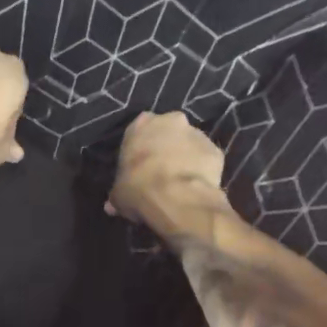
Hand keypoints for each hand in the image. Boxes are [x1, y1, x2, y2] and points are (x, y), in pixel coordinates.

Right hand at [106, 110, 231, 244]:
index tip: (140, 166)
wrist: (176, 199)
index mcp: (141, 124)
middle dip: (166, 147)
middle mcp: (171, 120)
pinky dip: (202, 170)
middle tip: (161, 171)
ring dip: (186, 157)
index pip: (139, 131)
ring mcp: (197, 133)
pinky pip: (206, 159)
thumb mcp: (119, 195)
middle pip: (168, 132)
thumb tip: (111, 206)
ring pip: (190, 143)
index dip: (140, 149)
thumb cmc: (139, 189)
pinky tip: (196, 186)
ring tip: (181, 182)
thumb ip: (117, 194)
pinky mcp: (215, 150)